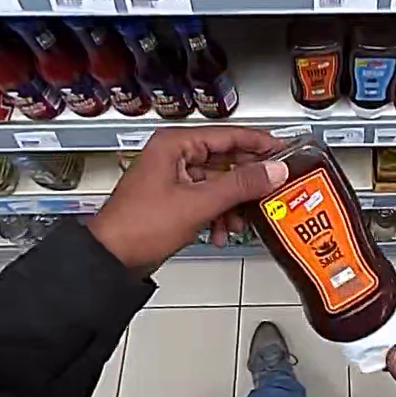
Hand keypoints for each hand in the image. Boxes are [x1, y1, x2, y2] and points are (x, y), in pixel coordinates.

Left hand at [87, 126, 287, 273]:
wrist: (111, 261)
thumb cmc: (140, 226)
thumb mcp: (199, 203)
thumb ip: (241, 185)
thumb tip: (274, 170)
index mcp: (175, 145)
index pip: (228, 135)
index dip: (258, 143)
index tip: (283, 150)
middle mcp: (175, 156)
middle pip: (225, 160)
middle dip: (246, 182)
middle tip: (273, 188)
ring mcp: (174, 178)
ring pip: (219, 183)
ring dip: (233, 204)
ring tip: (242, 221)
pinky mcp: (175, 199)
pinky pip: (207, 199)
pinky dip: (219, 215)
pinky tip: (222, 233)